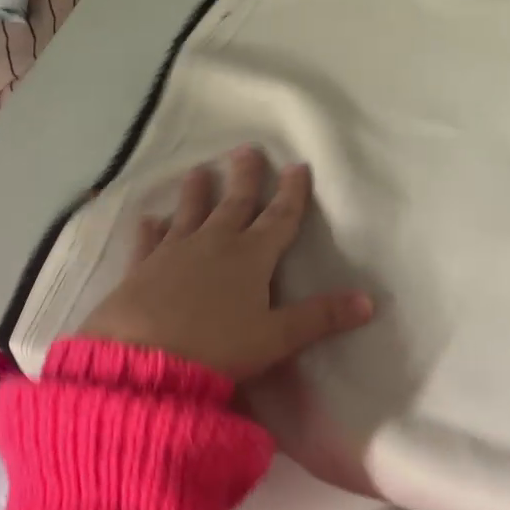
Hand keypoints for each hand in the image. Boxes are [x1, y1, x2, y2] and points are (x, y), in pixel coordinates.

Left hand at [79, 146, 373, 386]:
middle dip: (245, 178)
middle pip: (234, 205)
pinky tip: (149, 218)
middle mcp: (213, 245)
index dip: (292, 194)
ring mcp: (172, 254)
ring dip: (197, 192)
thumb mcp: (279, 336)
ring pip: (189, 214)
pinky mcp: (140, 270)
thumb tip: (369, 301)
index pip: (279, 219)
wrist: (142, 359)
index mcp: (251, 257)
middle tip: (247, 150)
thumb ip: (321, 317)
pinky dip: (151, 228)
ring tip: (199, 171)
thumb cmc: (219, 346)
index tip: (298, 166)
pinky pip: (148, 241)